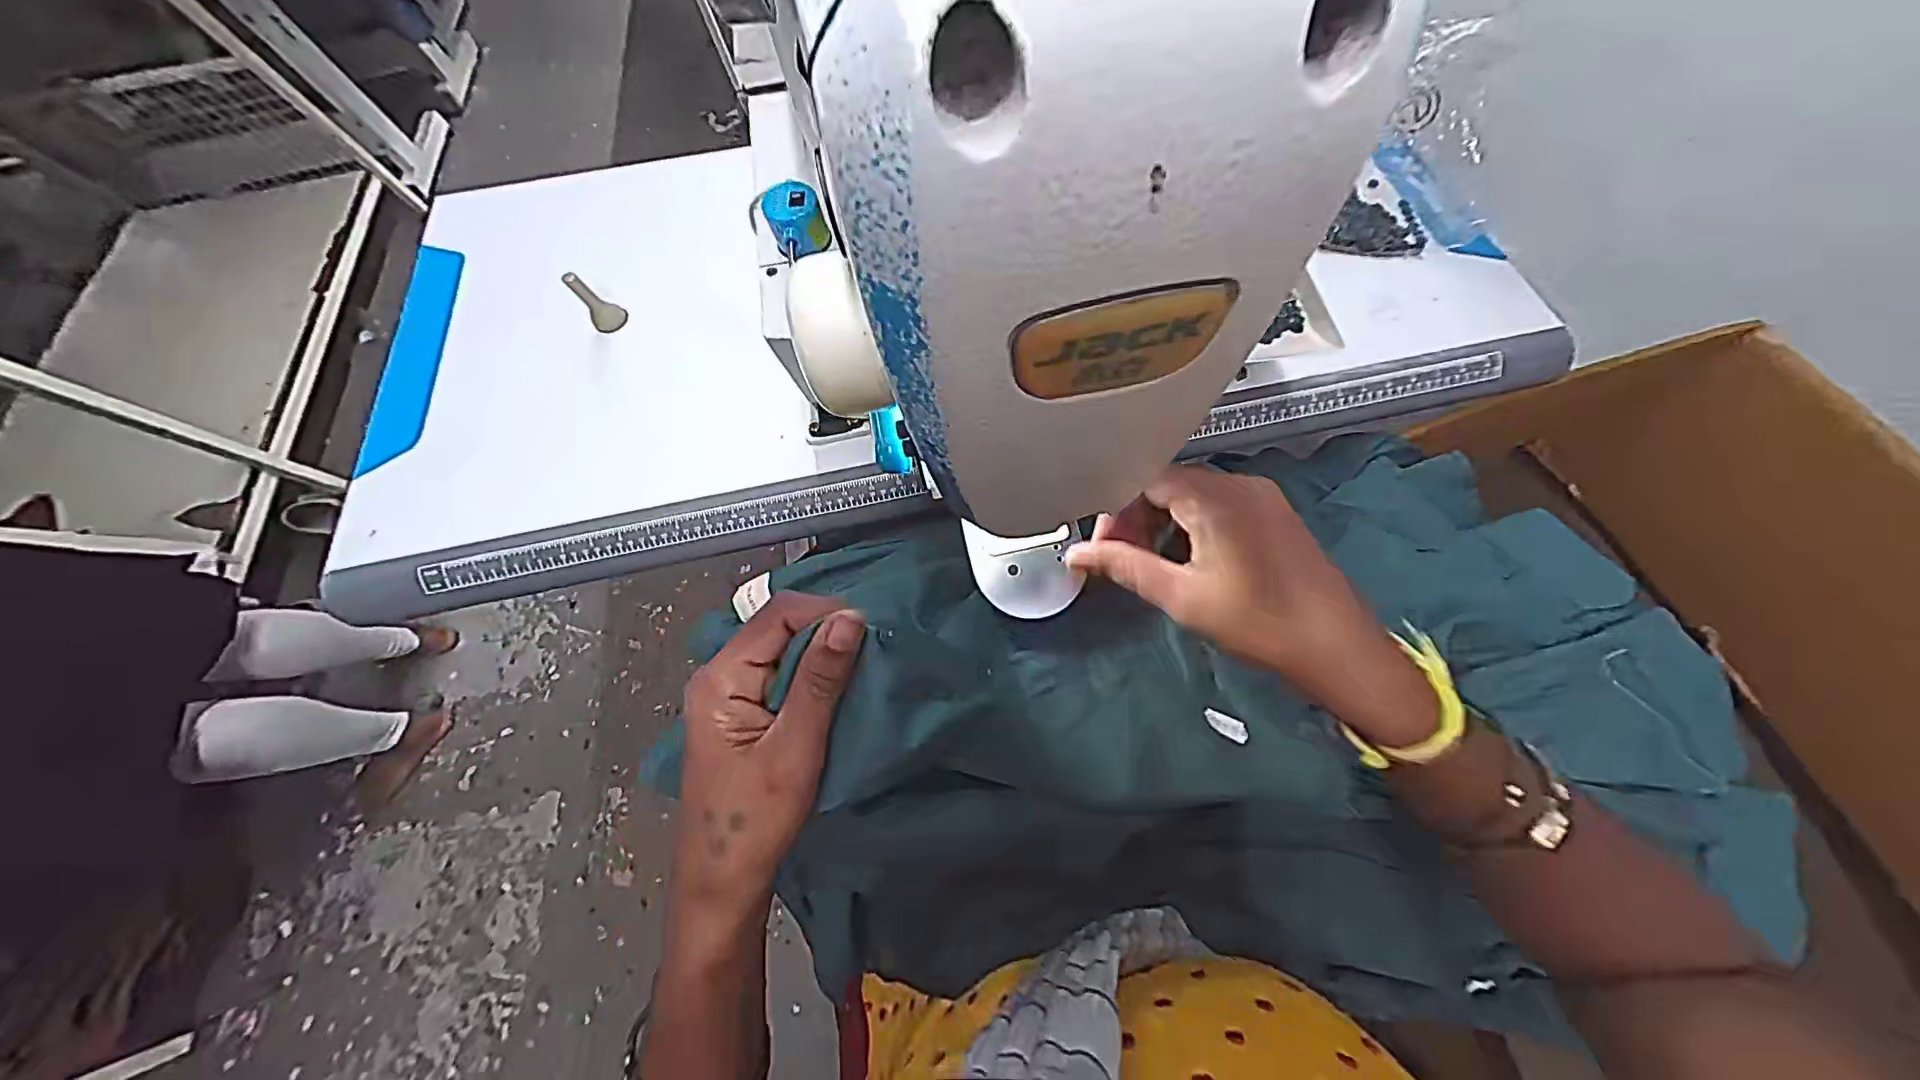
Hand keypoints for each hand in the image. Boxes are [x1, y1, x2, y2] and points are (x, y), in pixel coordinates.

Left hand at [675, 591, 866, 907]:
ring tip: (860, 665)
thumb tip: (849, 620)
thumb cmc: (754, 822)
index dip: (824, 613)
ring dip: (821, 654)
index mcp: (720, 678)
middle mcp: (718, 676)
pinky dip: (812, 675)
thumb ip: (820, 679)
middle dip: (825, 631)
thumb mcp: (795, 747)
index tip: (867, 629)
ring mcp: (729, 694)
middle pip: (778, 627)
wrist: (724, 881)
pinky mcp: (743, 712)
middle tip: (870, 647)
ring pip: (782, 650)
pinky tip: (837, 686)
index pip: (777, 616)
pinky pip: (781, 674)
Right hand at [1065, 465, 1438, 746]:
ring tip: (1154, 566)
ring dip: (1163, 523)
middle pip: (1168, 484)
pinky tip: (1188, 562)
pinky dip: (1192, 526)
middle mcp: (1239, 484)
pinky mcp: (1274, 513)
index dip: (1116, 510)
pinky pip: (1218, 505)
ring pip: (1192, 495)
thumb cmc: (1257, 621)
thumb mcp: (1180, 595)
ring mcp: (1261, 496)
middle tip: (1123, 559)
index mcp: (1214, 497)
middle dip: (1137, 518)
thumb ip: (1124, 566)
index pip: (1144, 479)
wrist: (1337, 646)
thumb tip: (1077, 555)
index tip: (1105, 547)